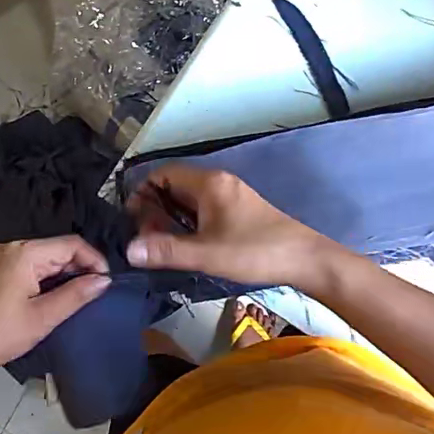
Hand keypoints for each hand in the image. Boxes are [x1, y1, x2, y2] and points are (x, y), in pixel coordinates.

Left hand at [0, 236, 109, 404]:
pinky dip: (43, 278)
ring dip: (61, 275)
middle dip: (79, 268)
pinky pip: (26, 266)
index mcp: (24, 253)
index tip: (106, 283)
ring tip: (75, 299)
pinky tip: (49, 299)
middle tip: (93, 294)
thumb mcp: (42, 317)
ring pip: (42, 259)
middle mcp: (10, 248)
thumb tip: (103, 280)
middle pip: (56, 249)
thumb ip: (76, 295)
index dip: (94, 260)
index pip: (71, 244)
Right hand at [124, 164, 349, 292]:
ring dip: (171, 219)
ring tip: (163, 246)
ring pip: (188, 200)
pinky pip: (203, 209)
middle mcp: (218, 182)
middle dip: (155, 209)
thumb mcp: (206, 254)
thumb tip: (129, 249)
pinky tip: (187, 246)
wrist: (305, 260)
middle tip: (149, 239)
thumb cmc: (255, 252)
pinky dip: (189, 223)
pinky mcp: (239, 211)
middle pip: (173, 186)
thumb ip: (166, 250)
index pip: (162, 174)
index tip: (134, 222)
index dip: (142, 194)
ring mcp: (230, 196)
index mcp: (209, 183)